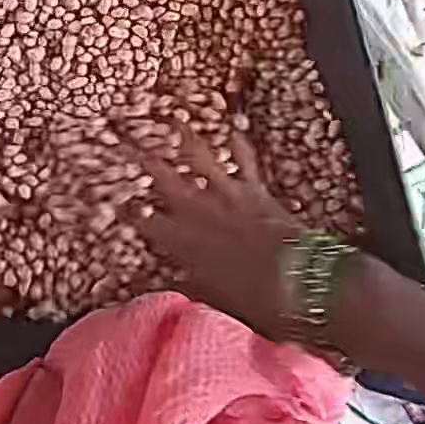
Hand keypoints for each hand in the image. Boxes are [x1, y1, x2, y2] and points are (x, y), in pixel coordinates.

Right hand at [122, 127, 300, 339]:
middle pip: (166, 181)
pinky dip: (239, 145)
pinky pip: (245, 162)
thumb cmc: (261, 302)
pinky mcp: (256, 191)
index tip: (117, 201)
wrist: (307, 283)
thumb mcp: (219, 303)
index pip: (150, 223)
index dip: (132, 212)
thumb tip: (172, 286)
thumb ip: (192, 289)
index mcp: (189, 243)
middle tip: (127, 143)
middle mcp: (203, 213)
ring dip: (185, 139)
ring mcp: (230, 197)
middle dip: (144, 162)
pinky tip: (234, 128)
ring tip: (172, 120)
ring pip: (201, 160)